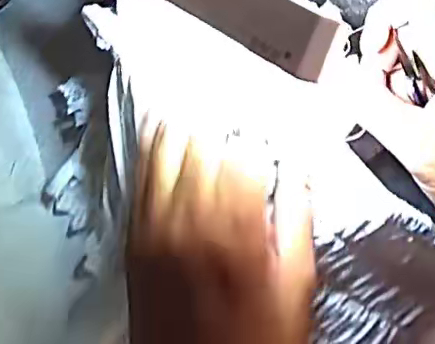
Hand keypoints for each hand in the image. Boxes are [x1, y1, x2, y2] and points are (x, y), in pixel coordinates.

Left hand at [127, 117, 314, 343]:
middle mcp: (192, 214)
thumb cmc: (252, 338)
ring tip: (205, 114)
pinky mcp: (134, 235)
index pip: (245, 144)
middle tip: (238, 121)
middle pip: (205, 136)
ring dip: (190, 123)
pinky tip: (166, 127)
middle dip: (226, 123)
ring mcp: (157, 223)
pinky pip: (140, 169)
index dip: (260, 132)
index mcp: (238, 222)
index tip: (268, 130)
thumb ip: (299, 210)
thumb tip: (299, 162)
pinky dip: (154, 141)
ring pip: (168, 142)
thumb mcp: (295, 278)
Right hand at [333, 0, 434, 254]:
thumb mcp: (417, 144)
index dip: (382, 17)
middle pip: (407, 27)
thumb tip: (344, 78)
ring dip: (393, 83)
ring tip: (401, 121)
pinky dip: (406, 99)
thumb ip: (372, 105)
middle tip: (382, 95)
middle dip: (383, 58)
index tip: (372, 56)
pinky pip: (422, 81)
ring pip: (411, 56)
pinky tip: (412, 131)